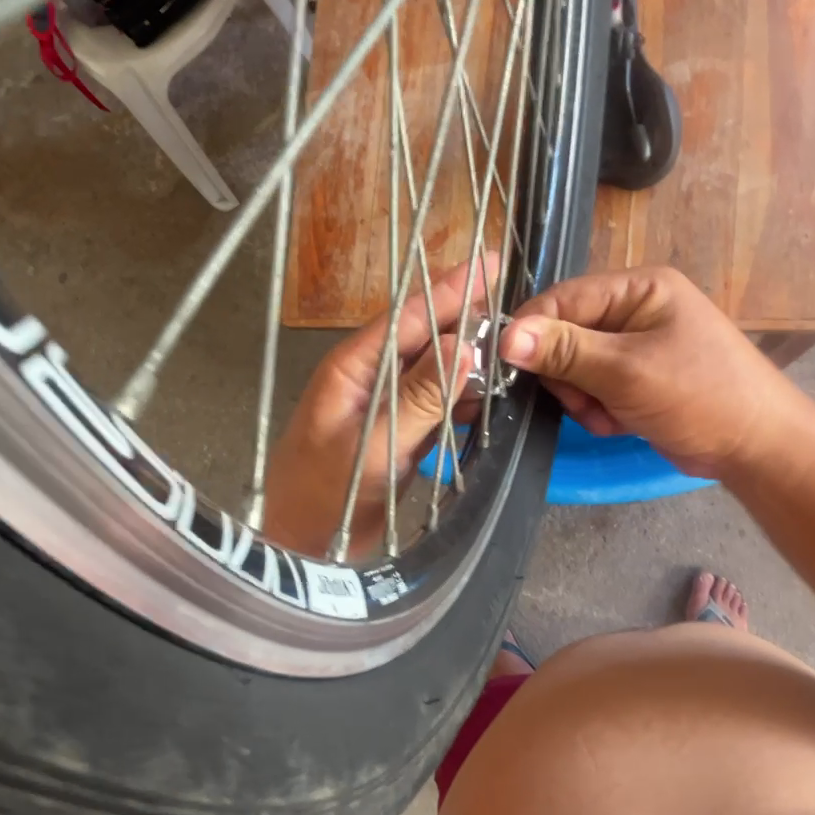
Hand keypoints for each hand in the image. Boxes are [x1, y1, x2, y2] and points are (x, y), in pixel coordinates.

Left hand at [261, 256, 495, 557]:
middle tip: (512, 292)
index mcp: (351, 370)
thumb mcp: (373, 447)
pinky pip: (433, 408)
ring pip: (431, 373)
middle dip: (463, 316)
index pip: (406, 318)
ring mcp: (383, 411)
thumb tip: (464, 346)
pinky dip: (460, 401)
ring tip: (512, 341)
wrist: (303, 552)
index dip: (449, 289)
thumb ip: (418, 398)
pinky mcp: (395, 439)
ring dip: (467, 359)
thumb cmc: (325, 500)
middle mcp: (367, 381)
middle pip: (421, 338)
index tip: (491, 261)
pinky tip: (489, 397)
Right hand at [498, 266, 803, 479]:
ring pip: (573, 367)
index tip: (510, 368)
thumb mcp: (626, 371)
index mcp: (638, 287)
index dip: (533, 332)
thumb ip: (565, 351)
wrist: (756, 446)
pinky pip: (592, 388)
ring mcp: (635, 345)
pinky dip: (597, 410)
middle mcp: (634, 308)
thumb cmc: (699, 396)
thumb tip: (505, 337)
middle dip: (566, 376)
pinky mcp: (635, 377)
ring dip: (581, 399)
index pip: (562, 299)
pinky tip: (618, 423)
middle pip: (563, 334)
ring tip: (606, 417)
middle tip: (584, 403)